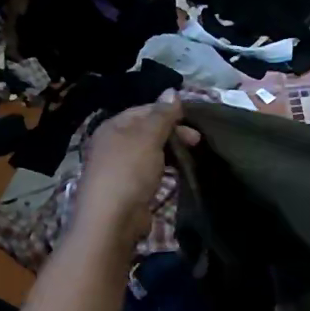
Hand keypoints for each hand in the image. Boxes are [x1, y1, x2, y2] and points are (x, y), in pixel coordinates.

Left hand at [71, 94, 196, 248]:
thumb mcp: (148, 137)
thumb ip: (162, 115)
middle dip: (173, 133)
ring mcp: (119, 167)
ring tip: (190, 158)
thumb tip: (173, 91)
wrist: (112, 218)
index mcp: (113, 126)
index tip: (193, 122)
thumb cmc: (129, 171)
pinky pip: (149, 171)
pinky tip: (176, 174)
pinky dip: (164, 169)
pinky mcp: (128, 188)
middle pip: (147, 131)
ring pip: (149, 152)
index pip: (145, 110)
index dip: (169, 112)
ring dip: (170, 152)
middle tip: (197, 141)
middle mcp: (113, 144)